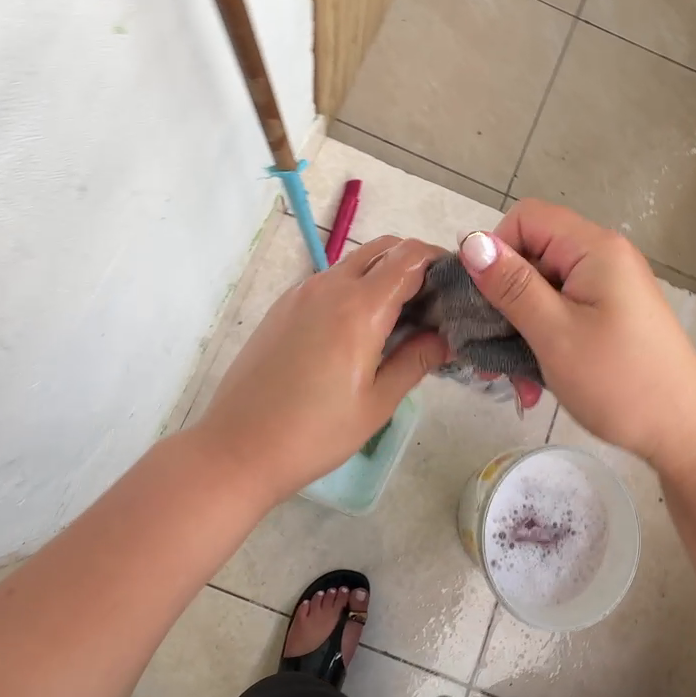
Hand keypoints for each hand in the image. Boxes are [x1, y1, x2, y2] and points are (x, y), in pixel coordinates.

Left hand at [197, 236, 448, 498]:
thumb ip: (416, 360)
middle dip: (414, 262)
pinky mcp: (283, 306)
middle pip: (383, 248)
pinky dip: (355, 287)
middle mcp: (330, 286)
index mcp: (360, 307)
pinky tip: (359, 329)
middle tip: (433, 300)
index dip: (439, 260)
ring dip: (383, 274)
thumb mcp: (377, 403)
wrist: (237, 448)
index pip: (410, 256)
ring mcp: (301, 292)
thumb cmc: (315, 433)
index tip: (458, 284)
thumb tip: (446, 337)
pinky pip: (330, 280)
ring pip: (355, 262)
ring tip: (400, 318)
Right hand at [458, 200, 695, 477]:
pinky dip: (542, 341)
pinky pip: (561, 313)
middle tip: (485, 350)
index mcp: (595, 248)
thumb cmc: (619, 382)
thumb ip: (512, 285)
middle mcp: (603, 258)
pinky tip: (532, 382)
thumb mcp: (555, 333)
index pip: (526, 218)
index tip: (482, 300)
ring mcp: (608, 289)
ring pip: (542, 290)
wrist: (685, 434)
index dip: (496, 251)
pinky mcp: (610, 316)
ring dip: (518, 329)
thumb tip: (471, 240)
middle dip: (502, 300)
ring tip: (510, 378)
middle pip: (532, 255)